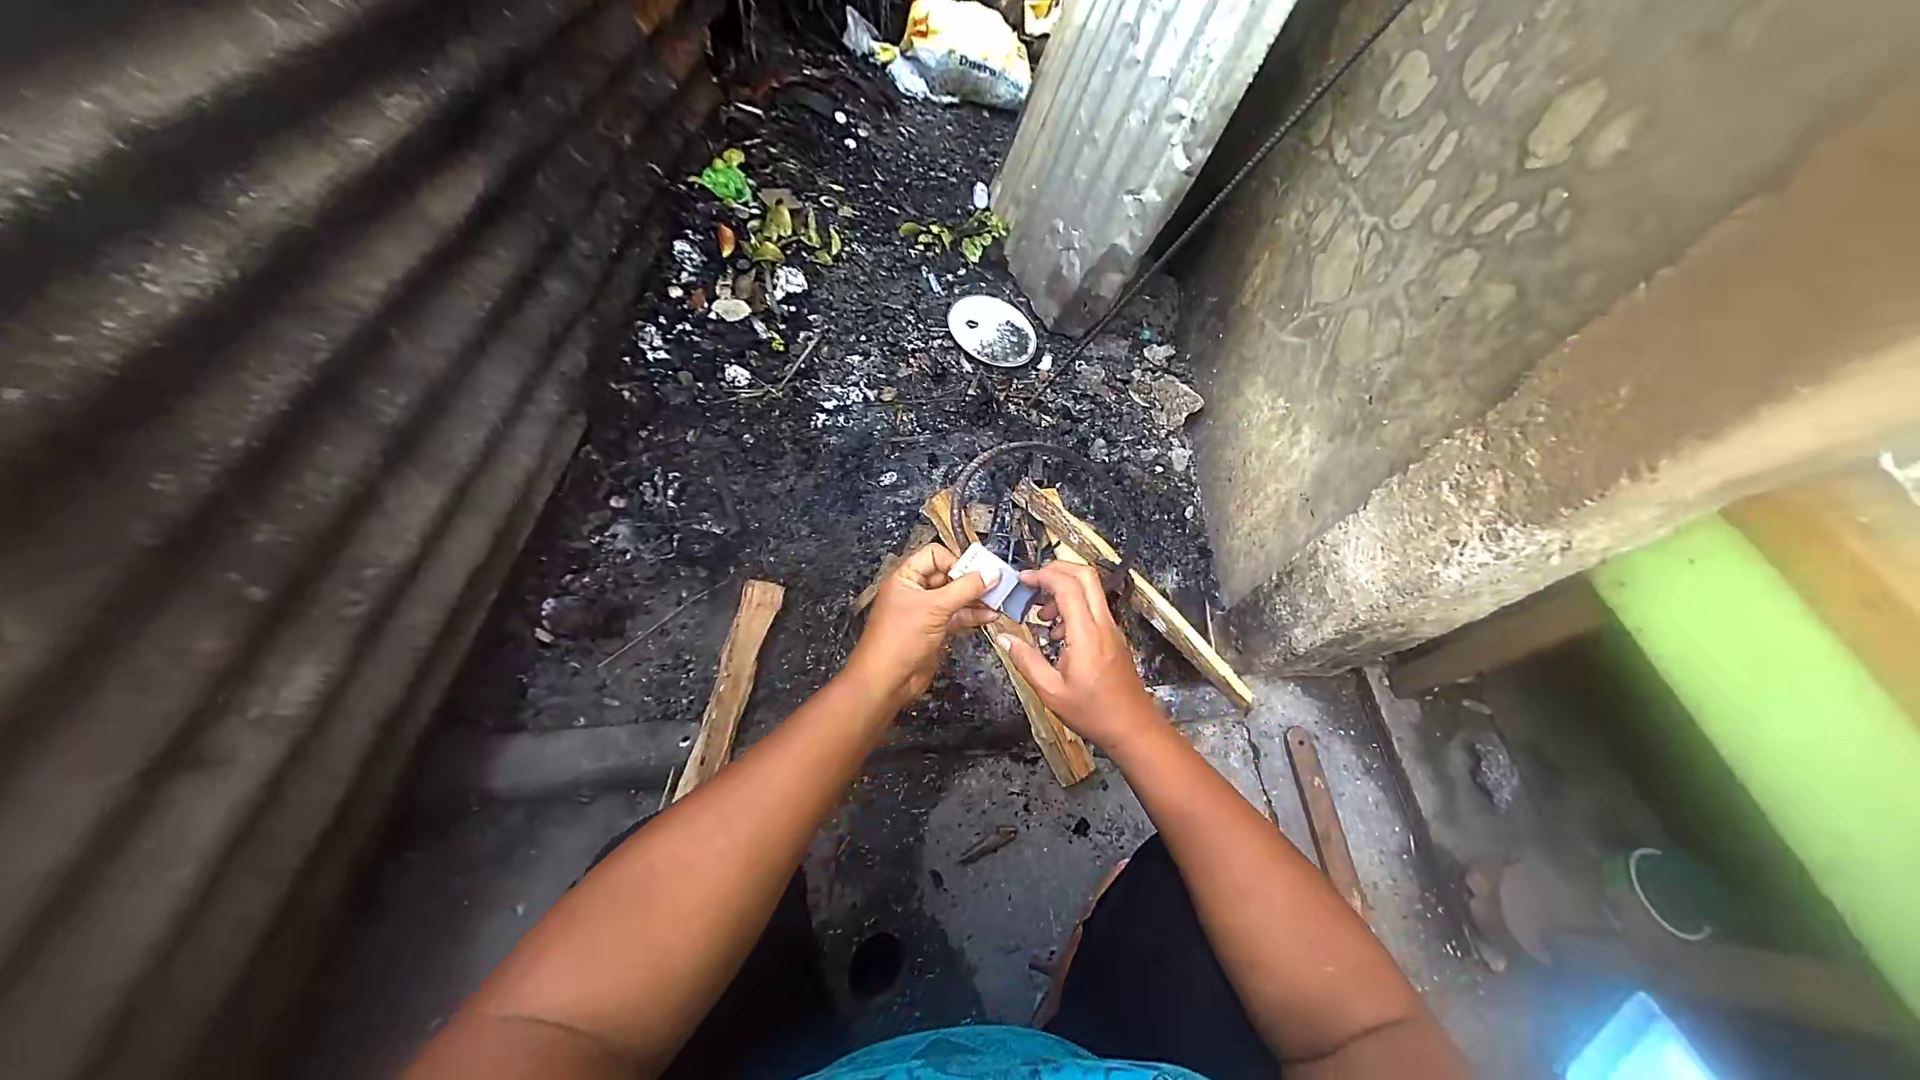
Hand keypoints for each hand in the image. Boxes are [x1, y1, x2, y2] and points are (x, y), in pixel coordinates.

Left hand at [847, 543, 1000, 707]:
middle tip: (995, 584)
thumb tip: (988, 574)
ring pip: (957, 597)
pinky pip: (958, 616)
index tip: (978, 572)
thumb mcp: (934, 608)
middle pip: (949, 575)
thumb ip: (965, 589)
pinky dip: (974, 614)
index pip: (935, 555)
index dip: (956, 561)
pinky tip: (989, 615)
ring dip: (977, 598)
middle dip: (972, 580)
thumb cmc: (895, 642)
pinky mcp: (936, 630)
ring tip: (997, 600)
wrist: (887, 681)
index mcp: (906, 577)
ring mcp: (926, 611)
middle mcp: (915, 591)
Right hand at [996, 561, 1159, 750]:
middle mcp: (1103, 625)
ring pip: (1090, 589)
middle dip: (1056, 569)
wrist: (1133, 728)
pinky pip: (1093, 607)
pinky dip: (1073, 606)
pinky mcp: (1114, 636)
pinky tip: (1058, 631)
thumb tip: (1005, 639)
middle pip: (1085, 575)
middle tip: (1033, 582)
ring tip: (1041, 613)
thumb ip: (1025, 660)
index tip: (1023, 579)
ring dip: (1064, 589)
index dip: (1043, 575)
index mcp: (1086, 634)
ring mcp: (1112, 629)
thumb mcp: (1050, 691)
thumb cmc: (1095, 713)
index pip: (1067, 586)